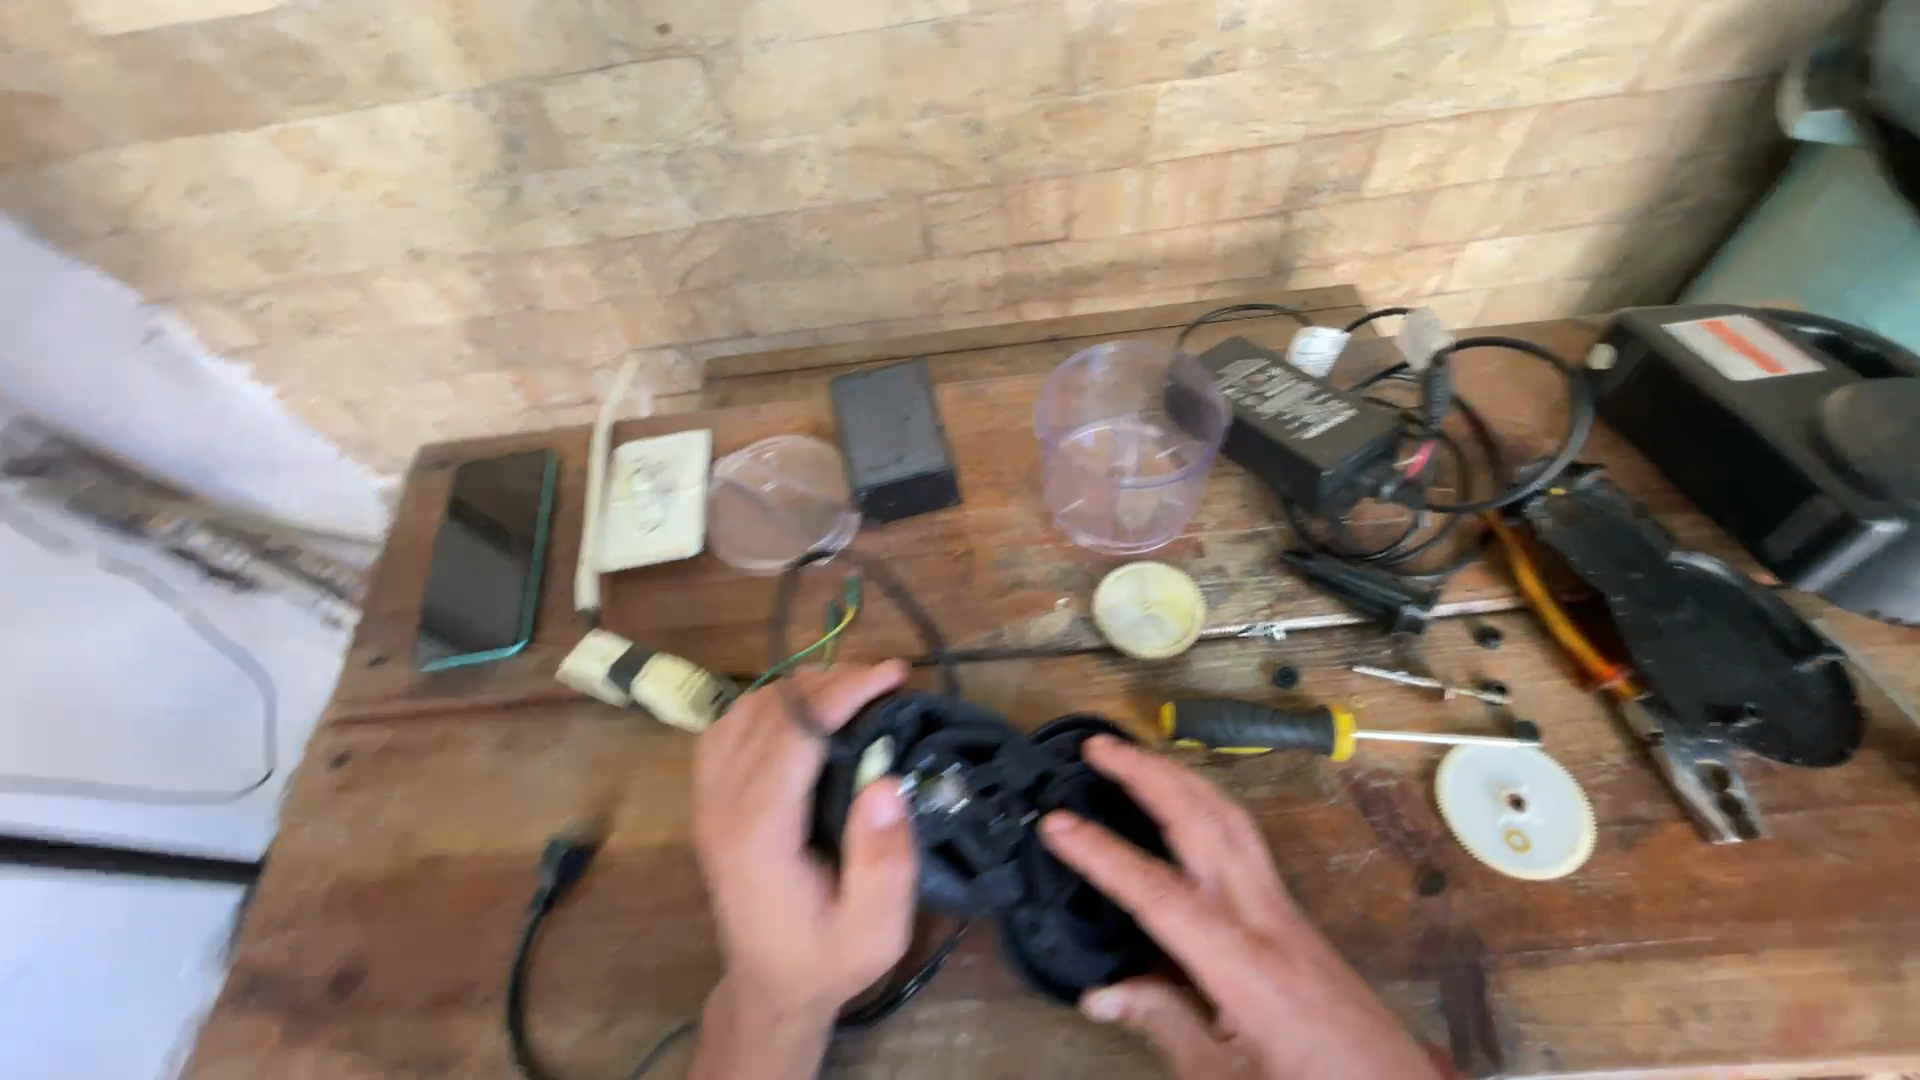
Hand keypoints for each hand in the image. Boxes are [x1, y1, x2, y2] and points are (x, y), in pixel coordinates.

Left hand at [692, 661, 915, 1034]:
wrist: (769, 987)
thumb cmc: (827, 959)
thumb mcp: (875, 932)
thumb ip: (884, 863)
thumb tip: (886, 779)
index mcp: (758, 835)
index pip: (795, 735)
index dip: (844, 693)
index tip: (893, 675)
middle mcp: (721, 806)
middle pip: (770, 712)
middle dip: (832, 682)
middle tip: (886, 680)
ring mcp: (707, 798)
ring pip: (745, 709)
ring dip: (802, 688)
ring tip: (855, 689)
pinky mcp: (709, 795)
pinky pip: (730, 725)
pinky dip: (771, 703)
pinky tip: (808, 711)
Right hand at [1041, 736, 1443, 1079]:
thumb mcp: (1223, 1078)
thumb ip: (1161, 1024)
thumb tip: (1097, 993)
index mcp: (1241, 965)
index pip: (1158, 895)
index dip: (1103, 855)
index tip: (1056, 823)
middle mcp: (1262, 916)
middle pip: (1204, 822)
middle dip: (1148, 774)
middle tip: (1098, 746)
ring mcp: (1281, 905)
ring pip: (1229, 816)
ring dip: (1178, 775)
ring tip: (1135, 755)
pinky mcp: (1290, 908)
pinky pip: (1243, 833)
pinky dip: (1205, 799)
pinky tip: (1185, 798)